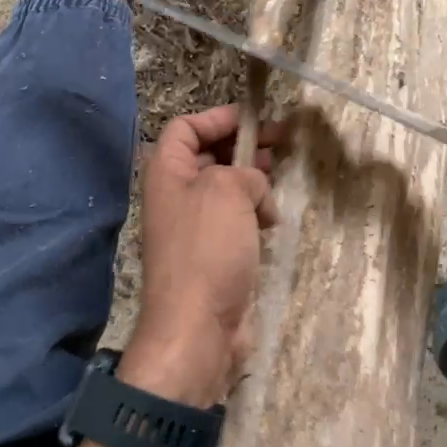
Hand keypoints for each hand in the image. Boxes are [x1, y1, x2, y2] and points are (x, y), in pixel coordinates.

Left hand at [122, 105, 279, 407]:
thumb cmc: (207, 248)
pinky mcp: (212, 254)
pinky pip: (234, 219)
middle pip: (209, 155)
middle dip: (243, 146)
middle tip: (279, 142)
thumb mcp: (228, 189)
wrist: (197, 329)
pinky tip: (272, 220)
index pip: (186, 127)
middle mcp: (175, 195)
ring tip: (277, 177)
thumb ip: (245, 170)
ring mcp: (193, 227)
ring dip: (253, 180)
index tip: (253, 119)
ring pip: (225, 188)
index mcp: (167, 172)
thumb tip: (254, 185)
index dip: (218, 117)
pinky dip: (254, 213)